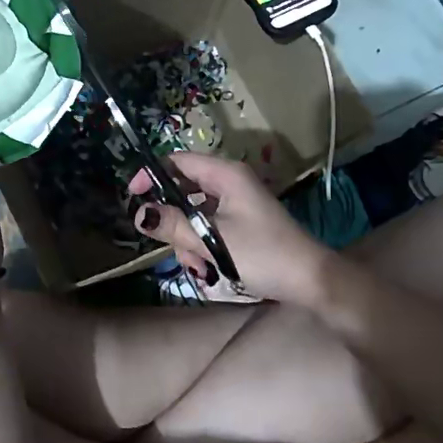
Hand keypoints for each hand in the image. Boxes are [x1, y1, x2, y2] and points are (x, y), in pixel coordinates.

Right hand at [128, 153, 333, 306]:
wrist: (310, 280)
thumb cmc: (262, 253)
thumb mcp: (211, 240)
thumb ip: (173, 224)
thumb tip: (139, 214)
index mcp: (226, 175)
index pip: (178, 161)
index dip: (152, 175)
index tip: (133, 197)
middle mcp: (230, 183)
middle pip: (183, 190)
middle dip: (173, 220)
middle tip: (170, 244)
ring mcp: (237, 204)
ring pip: (194, 214)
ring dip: (188, 240)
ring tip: (199, 267)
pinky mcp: (242, 224)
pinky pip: (209, 227)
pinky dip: (203, 246)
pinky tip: (209, 270)